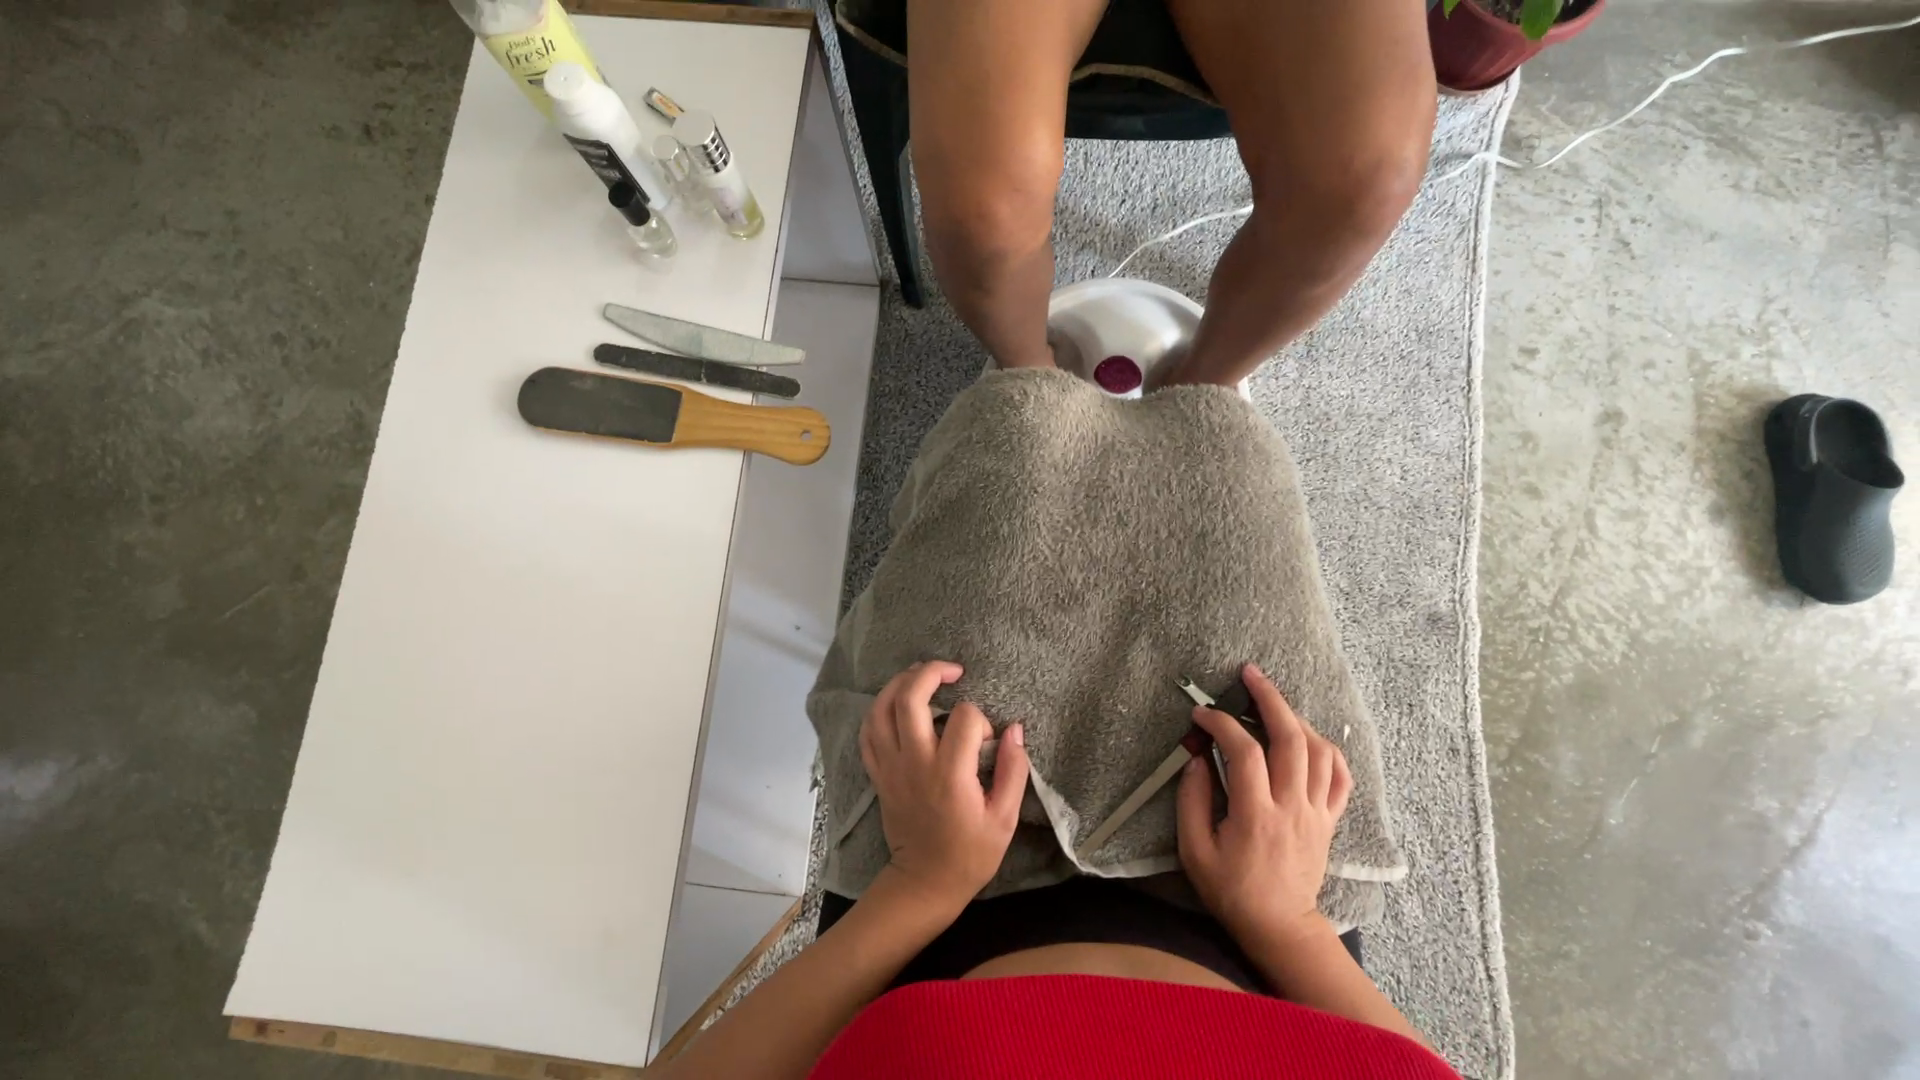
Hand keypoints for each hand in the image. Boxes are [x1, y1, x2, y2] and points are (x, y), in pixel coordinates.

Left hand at [858, 662, 1030, 908]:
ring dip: (901, 683)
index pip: (963, 718)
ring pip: (881, 708)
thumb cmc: (970, 854)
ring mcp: (891, 767)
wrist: (925, 883)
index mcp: (949, 774)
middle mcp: (914, 763)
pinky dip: (879, 710)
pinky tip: (896, 704)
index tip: (989, 739)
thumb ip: (1013, 771)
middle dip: (931, 673)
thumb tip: (1016, 731)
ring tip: (922, 675)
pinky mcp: (879, 774)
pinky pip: (868, 732)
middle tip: (952, 670)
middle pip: (910, 698)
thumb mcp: (1004, 819)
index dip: (981, 719)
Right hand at [1177, 663, 1351, 946]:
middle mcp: (1292, 807)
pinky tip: (1308, 735)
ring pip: (1319, 750)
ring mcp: (1316, 812)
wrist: (1279, 925)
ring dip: (1296, 718)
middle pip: (1291, 739)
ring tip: (1273, 702)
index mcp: (1256, 815)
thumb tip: (1197, 758)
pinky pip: (1340, 775)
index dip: (1222, 724)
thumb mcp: (1194, 851)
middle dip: (1270, 698)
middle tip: (1250, 673)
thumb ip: (1192, 800)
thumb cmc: (1231, 889)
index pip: (1244, 752)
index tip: (1200, 714)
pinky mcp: (1329, 819)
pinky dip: (1327, 748)